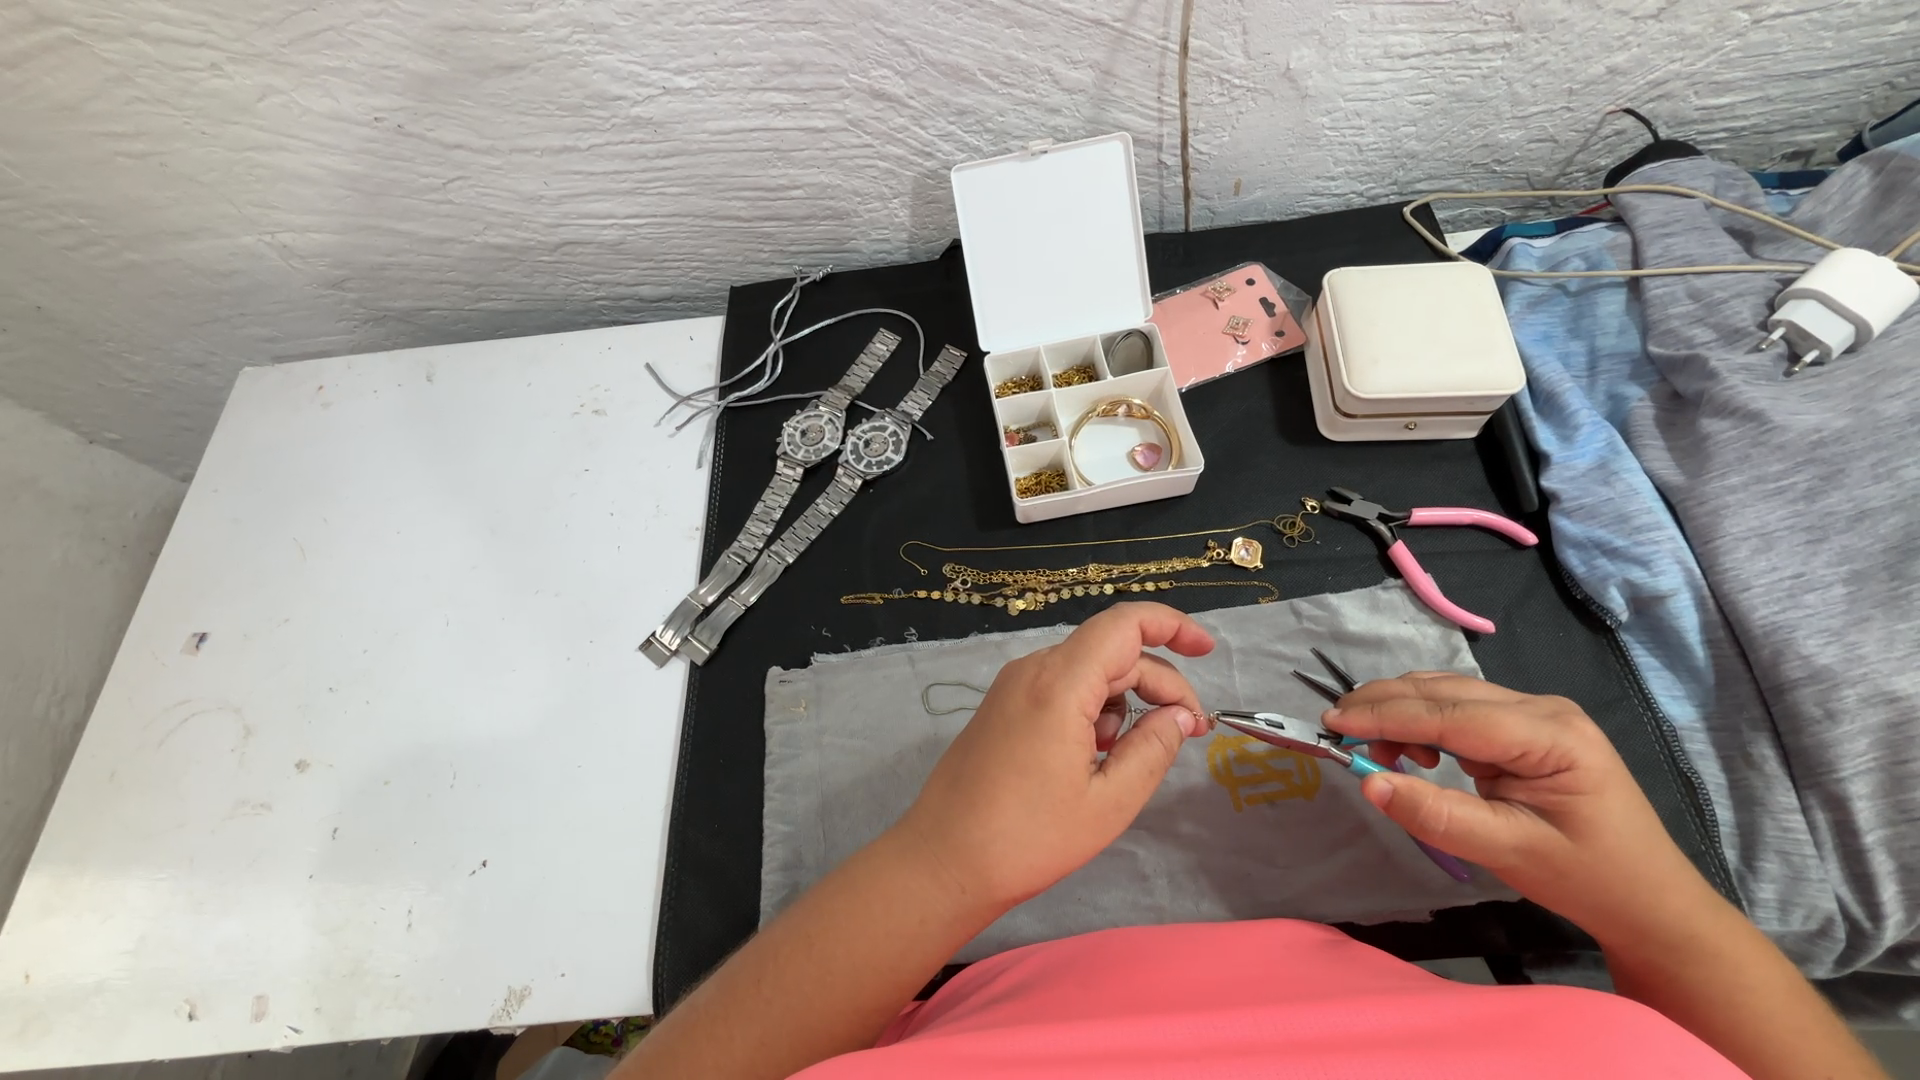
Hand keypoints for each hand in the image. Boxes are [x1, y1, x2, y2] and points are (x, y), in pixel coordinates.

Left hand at [890, 602, 1213, 913]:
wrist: (943, 860)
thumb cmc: (1028, 837)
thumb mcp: (1108, 802)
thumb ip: (1154, 749)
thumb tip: (1181, 716)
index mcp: (1060, 682)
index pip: (1124, 623)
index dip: (1172, 626)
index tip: (1208, 652)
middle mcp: (1033, 669)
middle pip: (1112, 651)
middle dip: (1158, 683)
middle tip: (1188, 732)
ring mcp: (1013, 686)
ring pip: (1088, 671)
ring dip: (1124, 701)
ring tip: (1126, 759)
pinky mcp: (1003, 705)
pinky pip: (1061, 688)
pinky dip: (1092, 710)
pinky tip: (1094, 757)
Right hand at [1323, 674, 1713, 942]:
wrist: (1648, 899)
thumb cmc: (1585, 877)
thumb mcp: (1509, 852)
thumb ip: (1436, 815)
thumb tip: (1367, 783)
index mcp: (1551, 736)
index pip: (1451, 714)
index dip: (1387, 715)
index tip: (1332, 723)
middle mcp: (1542, 709)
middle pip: (1443, 691)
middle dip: (1383, 706)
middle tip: (1335, 732)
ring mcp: (1533, 712)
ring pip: (1443, 693)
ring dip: (1397, 712)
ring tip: (1370, 750)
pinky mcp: (1521, 725)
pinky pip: (1455, 709)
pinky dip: (1418, 723)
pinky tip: (1411, 753)